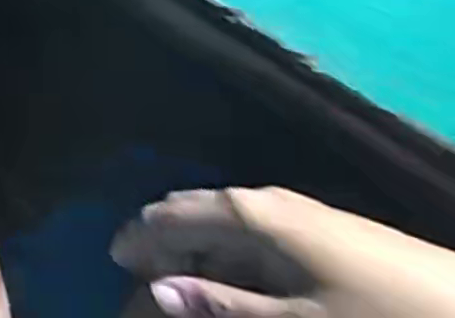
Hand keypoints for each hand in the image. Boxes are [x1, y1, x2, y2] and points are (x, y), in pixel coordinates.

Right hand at [112, 186, 454, 317]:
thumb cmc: (387, 317)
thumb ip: (227, 305)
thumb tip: (157, 291)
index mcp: (243, 211)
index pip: (165, 217)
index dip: (138, 239)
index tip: (118, 261)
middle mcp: (260, 199)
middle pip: (190, 211)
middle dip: (165, 239)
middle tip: (149, 272)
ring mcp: (298, 211)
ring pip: (224, 221)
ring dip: (201, 249)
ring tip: (194, 279)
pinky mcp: (329, 230)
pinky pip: (257, 232)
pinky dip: (235, 252)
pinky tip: (245, 278)